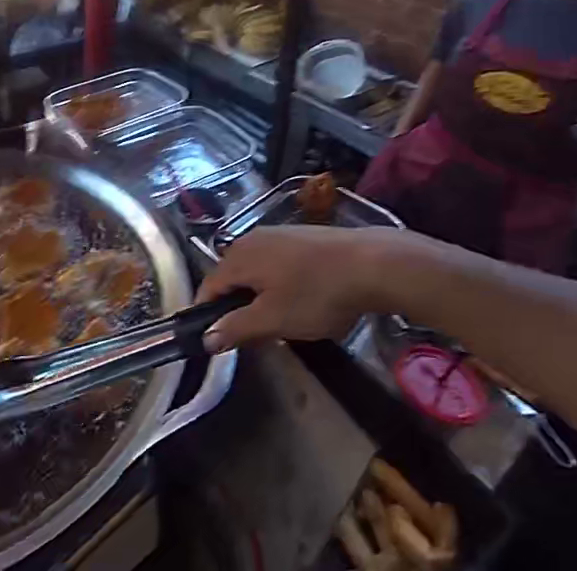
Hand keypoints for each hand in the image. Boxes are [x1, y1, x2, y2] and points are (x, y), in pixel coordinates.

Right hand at [197, 227, 407, 351]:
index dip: (208, 316)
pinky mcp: (304, 236)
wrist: (371, 263)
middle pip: (233, 277)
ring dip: (261, 297)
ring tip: (281, 323)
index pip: (209, 287)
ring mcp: (281, 233)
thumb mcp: (272, 319)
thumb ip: (235, 327)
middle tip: (255, 338)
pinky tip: (303, 300)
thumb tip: (206, 337)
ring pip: (257, 271)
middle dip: (238, 308)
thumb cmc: (316, 293)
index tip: (217, 343)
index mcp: (240, 255)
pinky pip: (279, 263)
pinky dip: (281, 284)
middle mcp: (254, 237)